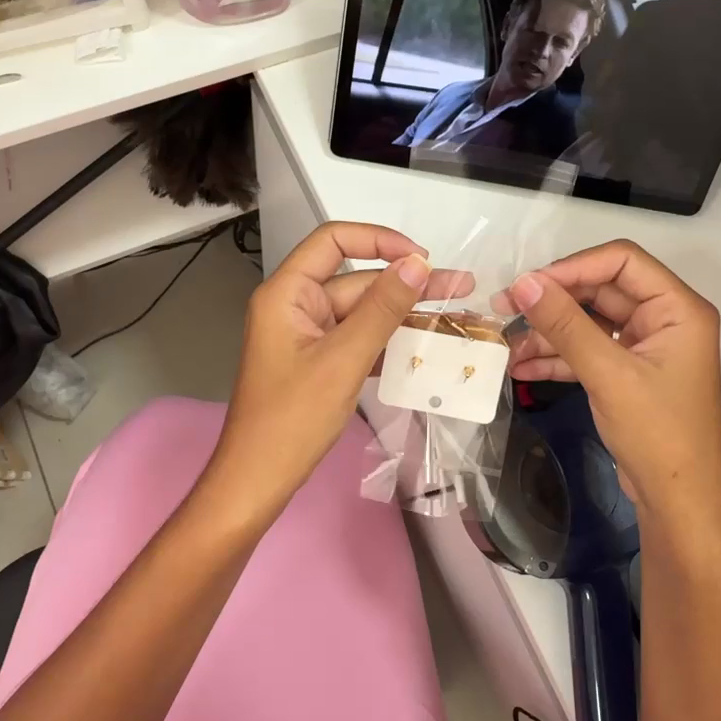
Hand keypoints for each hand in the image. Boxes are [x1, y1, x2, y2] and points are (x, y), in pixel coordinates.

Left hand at [211, 222, 471, 507]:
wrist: (258, 480)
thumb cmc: (292, 418)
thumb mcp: (344, 359)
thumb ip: (382, 309)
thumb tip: (418, 264)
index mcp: (288, 293)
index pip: (333, 241)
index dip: (379, 239)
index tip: (421, 258)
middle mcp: (296, 305)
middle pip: (357, 279)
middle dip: (407, 283)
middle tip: (462, 287)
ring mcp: (309, 335)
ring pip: (363, 312)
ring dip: (406, 314)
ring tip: (457, 313)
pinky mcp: (320, 361)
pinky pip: (360, 339)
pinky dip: (391, 341)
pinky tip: (430, 346)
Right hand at [502, 240, 720, 518]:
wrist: (679, 502)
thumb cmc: (658, 433)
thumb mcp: (608, 374)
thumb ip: (564, 324)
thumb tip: (522, 284)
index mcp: (677, 308)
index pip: (622, 260)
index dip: (574, 266)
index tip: (530, 284)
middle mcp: (664, 318)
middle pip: (601, 289)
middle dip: (554, 299)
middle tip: (505, 307)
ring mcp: (646, 346)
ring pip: (590, 321)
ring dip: (549, 330)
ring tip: (507, 343)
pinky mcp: (629, 372)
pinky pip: (589, 350)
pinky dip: (558, 356)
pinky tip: (522, 365)